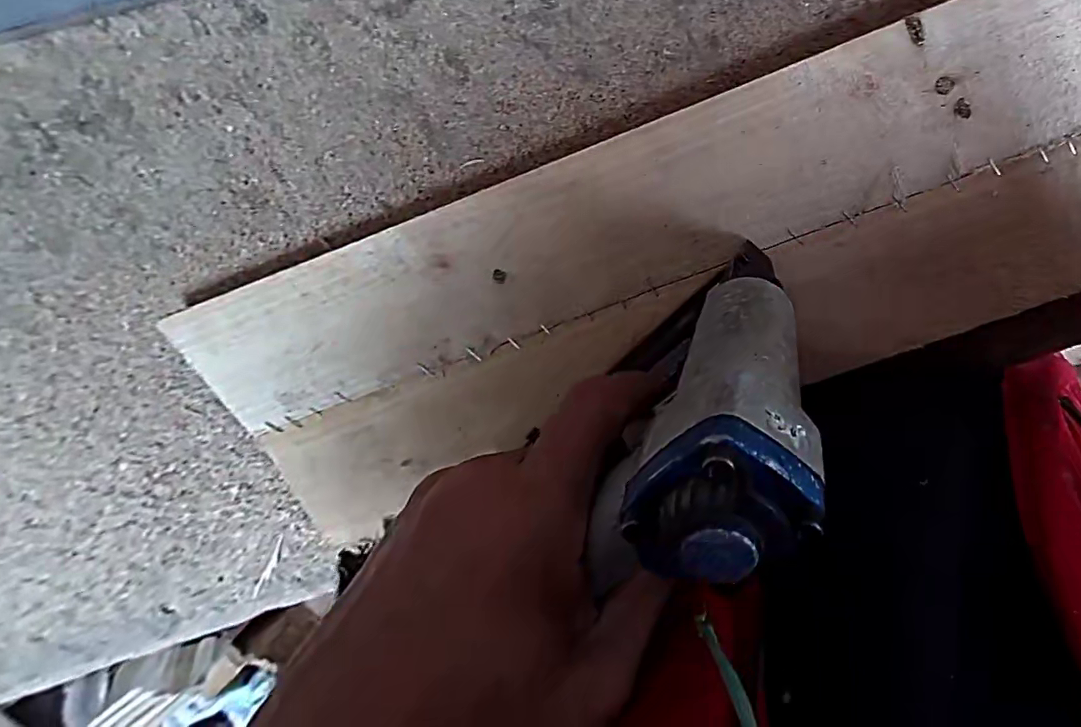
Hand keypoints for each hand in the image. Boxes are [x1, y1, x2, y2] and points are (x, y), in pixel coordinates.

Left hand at [257, 373, 670, 726]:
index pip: (593, 406)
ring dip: (545, 510)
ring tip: (543, 583)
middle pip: (560, 452)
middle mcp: (475, 485)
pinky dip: (500, 527)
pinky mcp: (397, 531)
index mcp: (528, 505)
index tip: (663, 389)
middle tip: (607, 542)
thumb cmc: (467, 718)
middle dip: (593, 484)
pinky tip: (491, 595)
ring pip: (517, 480)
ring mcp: (427, 505)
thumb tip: (683, 550)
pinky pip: (473, 503)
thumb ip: (649, 604)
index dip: (635, 386)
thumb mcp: (587, 681)